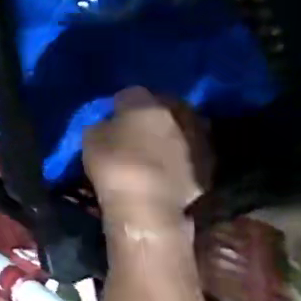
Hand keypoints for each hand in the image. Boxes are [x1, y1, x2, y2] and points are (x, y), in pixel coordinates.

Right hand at [82, 87, 208, 227]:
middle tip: (135, 130)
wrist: (149, 207)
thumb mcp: (91, 138)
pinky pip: (190, 150)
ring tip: (155, 149)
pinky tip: (168, 166)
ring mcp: (198, 137)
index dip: (119, 105)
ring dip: (170, 133)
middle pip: (163, 106)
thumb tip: (112, 123)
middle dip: (151, 115)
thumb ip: (104, 123)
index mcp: (145, 103)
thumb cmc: (113, 167)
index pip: (129, 93)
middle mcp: (177, 113)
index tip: (111, 117)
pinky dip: (181, 154)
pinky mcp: (210, 162)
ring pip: (181, 126)